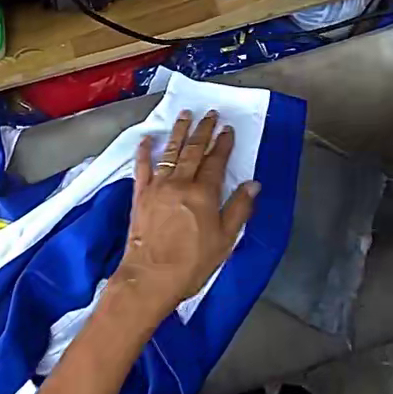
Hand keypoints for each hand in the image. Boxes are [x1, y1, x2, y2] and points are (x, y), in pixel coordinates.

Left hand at [112, 110, 258, 321]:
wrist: (149, 279)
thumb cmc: (192, 263)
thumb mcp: (225, 239)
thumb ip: (239, 208)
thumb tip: (253, 184)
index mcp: (203, 193)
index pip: (216, 161)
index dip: (223, 143)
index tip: (228, 129)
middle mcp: (180, 183)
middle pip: (193, 150)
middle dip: (204, 130)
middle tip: (210, 114)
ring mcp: (157, 188)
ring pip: (170, 152)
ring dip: (179, 132)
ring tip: (185, 115)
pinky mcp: (139, 196)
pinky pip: (142, 168)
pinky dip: (145, 152)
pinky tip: (147, 140)